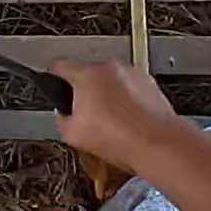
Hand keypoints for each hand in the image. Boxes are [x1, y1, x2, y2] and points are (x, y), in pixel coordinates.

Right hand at [50, 58, 191, 166]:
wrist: (157, 144)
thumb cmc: (119, 138)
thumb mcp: (72, 135)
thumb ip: (61, 119)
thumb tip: (64, 116)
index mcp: (86, 75)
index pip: (59, 66)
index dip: (52, 76)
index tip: (53, 83)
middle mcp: (109, 68)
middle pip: (87, 74)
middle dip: (84, 92)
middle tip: (85, 115)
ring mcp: (131, 74)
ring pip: (110, 81)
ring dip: (106, 96)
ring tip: (110, 122)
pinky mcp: (149, 84)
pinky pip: (129, 88)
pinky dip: (126, 100)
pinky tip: (126, 121)